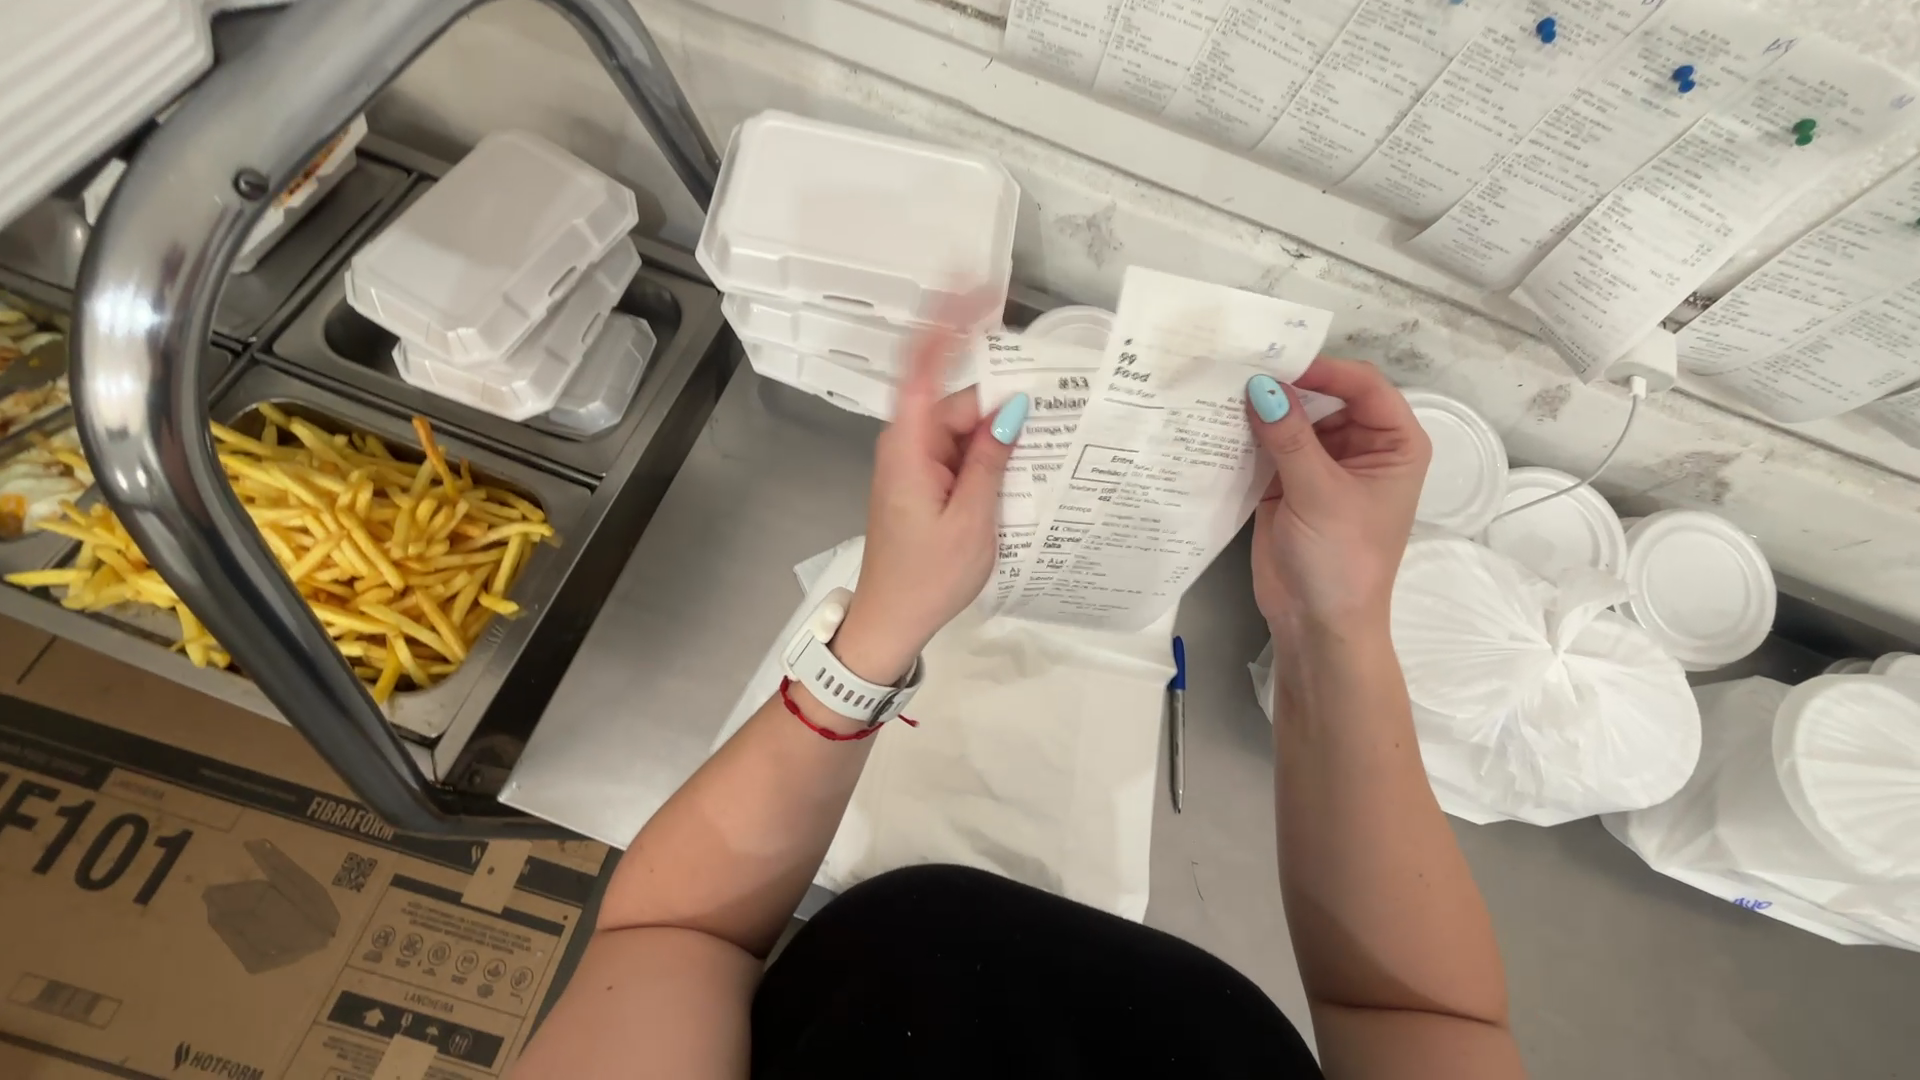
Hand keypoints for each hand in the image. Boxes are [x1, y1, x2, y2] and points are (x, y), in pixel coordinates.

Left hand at [834, 302, 1028, 684]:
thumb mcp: (972, 520)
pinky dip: (989, 451)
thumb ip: (991, 460)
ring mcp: (915, 462)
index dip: (950, 322)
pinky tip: (1023, 462)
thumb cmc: (928, 576)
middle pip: (957, 399)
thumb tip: (1013, 408)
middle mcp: (907, 443)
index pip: (924, 365)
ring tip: (1049, 438)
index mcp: (909, 445)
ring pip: (963, 426)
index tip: (983, 290)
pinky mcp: (924, 480)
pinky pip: (960, 450)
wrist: (891, 620)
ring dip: (999, 431)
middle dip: (1002, 398)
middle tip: (1056, 398)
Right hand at [1245, 358, 1429, 644]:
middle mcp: (1358, 447)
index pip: (1362, 387)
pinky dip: (1243, 439)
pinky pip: (1265, 449)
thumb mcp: (1319, 493)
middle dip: (1284, 387)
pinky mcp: (1284, 485)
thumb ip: (1290, 437)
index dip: (1323, 371)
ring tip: (1217, 392)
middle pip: (1322, 399)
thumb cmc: (1341, 558)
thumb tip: (1259, 385)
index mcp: (1392, 443)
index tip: (1274, 363)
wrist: (1317, 622)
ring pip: (1289, 422)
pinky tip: (1212, 425)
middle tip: (1235, 370)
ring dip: (1259, 412)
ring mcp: (1318, 466)